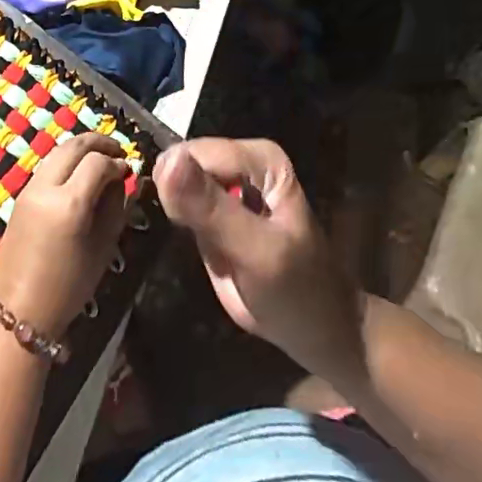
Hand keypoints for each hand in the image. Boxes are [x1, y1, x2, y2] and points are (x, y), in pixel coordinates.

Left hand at [0, 133, 132, 339]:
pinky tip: (80, 173)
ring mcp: (28, 189)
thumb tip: (120, 178)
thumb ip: (115, 206)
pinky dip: (66, 161)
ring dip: (80, 149)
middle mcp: (45, 188)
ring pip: (57, 152)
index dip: (117, 161)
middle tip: (118, 150)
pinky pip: (47, 167)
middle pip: (73, 146)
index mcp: (69, 203)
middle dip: (98, 143)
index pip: (97, 162)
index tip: (130, 170)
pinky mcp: (20, 196)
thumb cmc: (69, 286)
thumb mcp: (104, 247)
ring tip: (101, 158)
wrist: (19, 308)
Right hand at [154, 138, 367, 390]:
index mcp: (260, 159)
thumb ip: (211, 208)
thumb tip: (167, 162)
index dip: (181, 188)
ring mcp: (228, 180)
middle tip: (203, 238)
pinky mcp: (214, 200)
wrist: (313, 327)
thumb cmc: (295, 290)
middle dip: (179, 198)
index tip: (190, 227)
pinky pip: (178, 195)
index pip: (193, 154)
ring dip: (179, 210)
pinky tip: (201, 239)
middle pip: (180, 160)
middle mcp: (242, 160)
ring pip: (174, 176)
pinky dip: (179, 218)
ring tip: (207, 241)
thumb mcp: (255, 251)